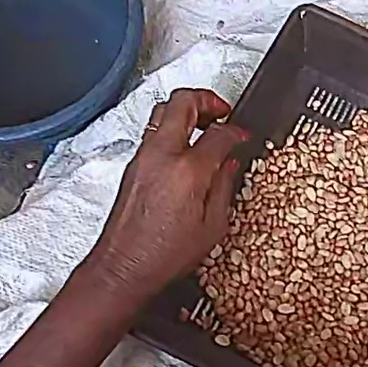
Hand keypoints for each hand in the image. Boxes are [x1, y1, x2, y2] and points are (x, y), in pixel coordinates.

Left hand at [84, 89, 250, 303]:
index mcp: (188, 171)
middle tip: (222, 112)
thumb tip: (230, 163)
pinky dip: (174, 128)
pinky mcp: (133, 165)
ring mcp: (143, 157)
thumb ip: (224, 186)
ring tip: (204, 126)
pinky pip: (155, 131)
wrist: (124, 267)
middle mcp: (162, 156)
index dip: (236, 131)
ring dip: (187, 110)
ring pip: (164, 111)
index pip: (219, 134)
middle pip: (183, 102)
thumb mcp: (213, 226)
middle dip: (207, 99)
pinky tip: (187, 148)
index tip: (243, 136)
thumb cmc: (165, 254)